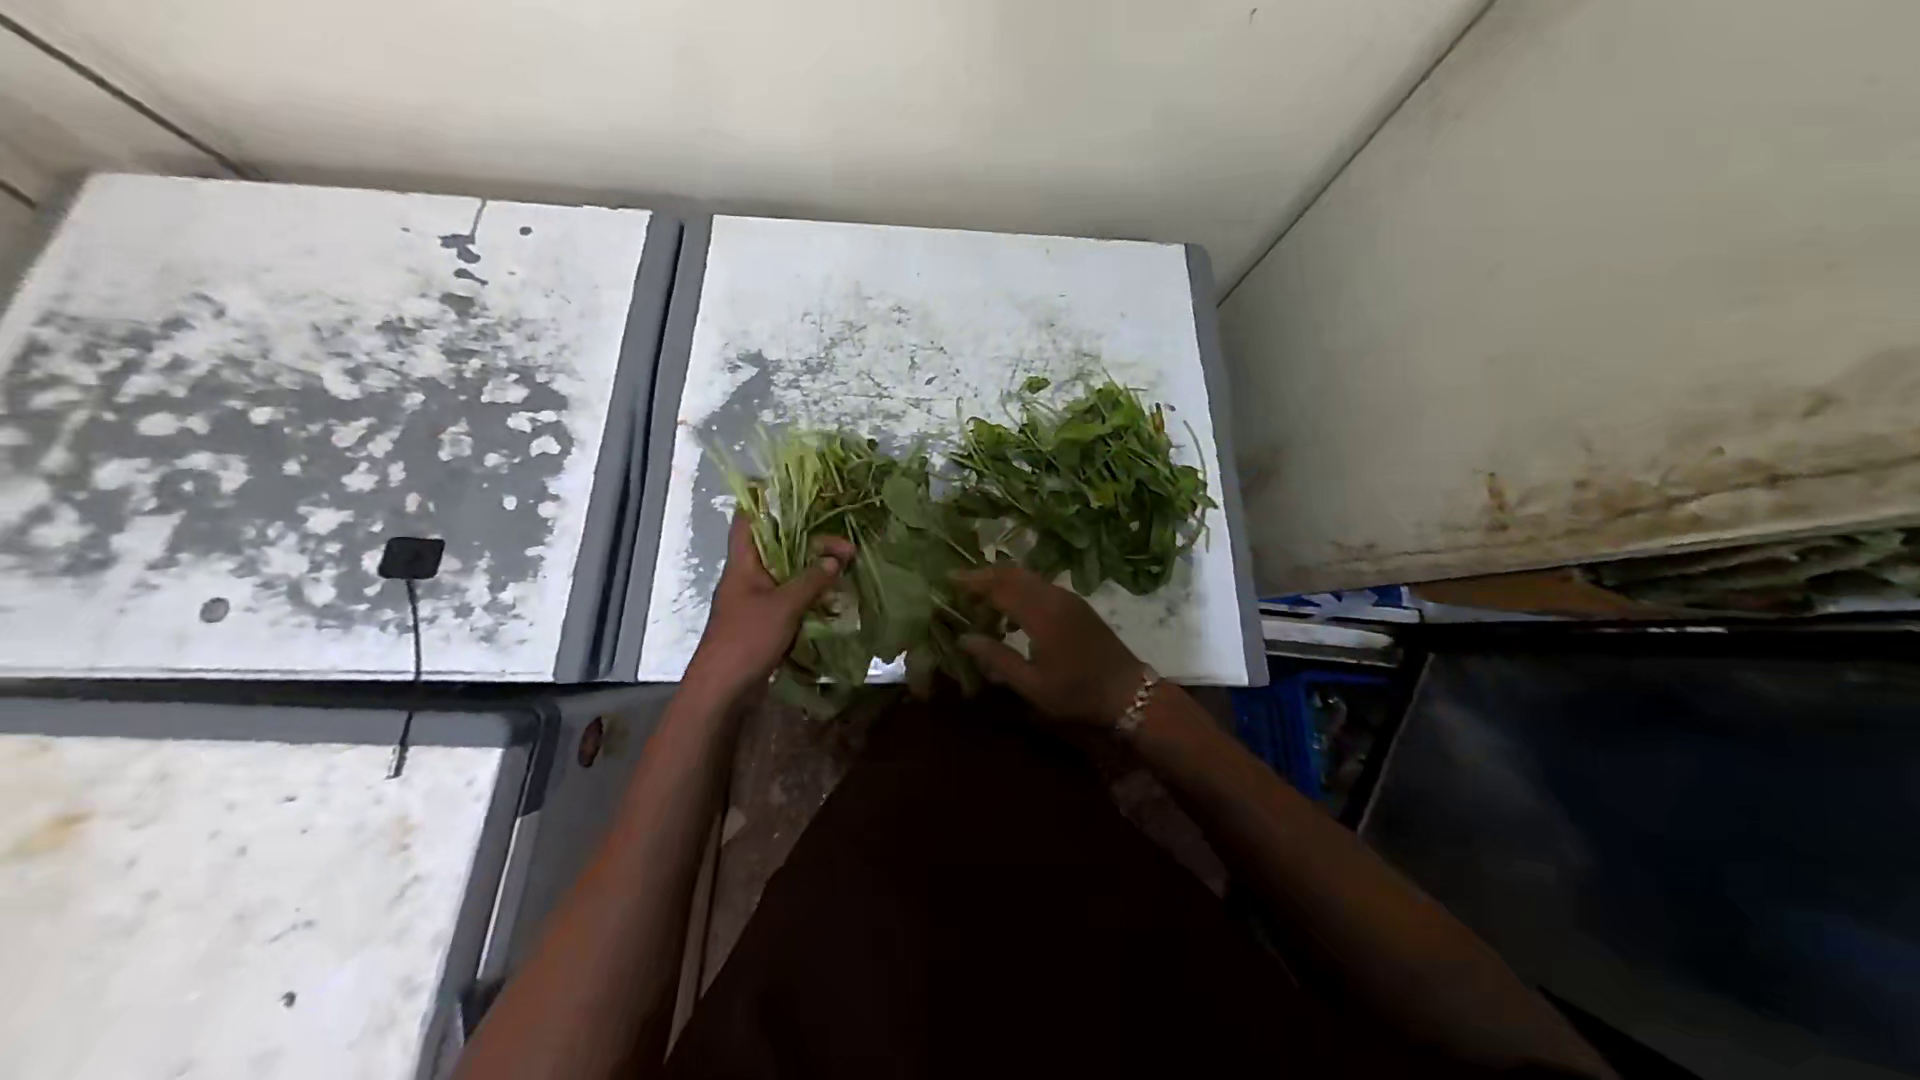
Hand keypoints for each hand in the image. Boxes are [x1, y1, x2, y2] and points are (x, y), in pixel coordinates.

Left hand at [685, 512, 854, 704]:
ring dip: (813, 570)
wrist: (723, 688)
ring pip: (786, 573)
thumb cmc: (746, 639)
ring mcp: (755, 599)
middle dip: (811, 543)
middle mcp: (747, 575)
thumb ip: (811, 580)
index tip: (798, 496)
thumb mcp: (784, 606)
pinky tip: (831, 598)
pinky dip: (809, 594)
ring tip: (844, 569)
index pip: (748, 520)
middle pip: (778, 546)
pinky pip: (789, 597)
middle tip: (845, 549)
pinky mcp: (763, 620)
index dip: (766, 502)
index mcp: (743, 563)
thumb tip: (835, 560)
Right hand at [953, 566, 1145, 725]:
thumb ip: (997, 659)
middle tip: (959, 584)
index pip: (999, 588)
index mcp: (1042, 615)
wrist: (1128, 691)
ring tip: (979, 596)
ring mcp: (1068, 598)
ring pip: (1028, 576)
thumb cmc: (1077, 693)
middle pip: (1013, 574)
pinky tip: (1010, 610)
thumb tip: (964, 638)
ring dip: (1002, 580)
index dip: (972, 583)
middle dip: (984, 575)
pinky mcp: (1076, 604)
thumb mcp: (1032, 685)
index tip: (948, 580)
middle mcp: (1054, 598)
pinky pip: (1040, 585)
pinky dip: (1019, 587)